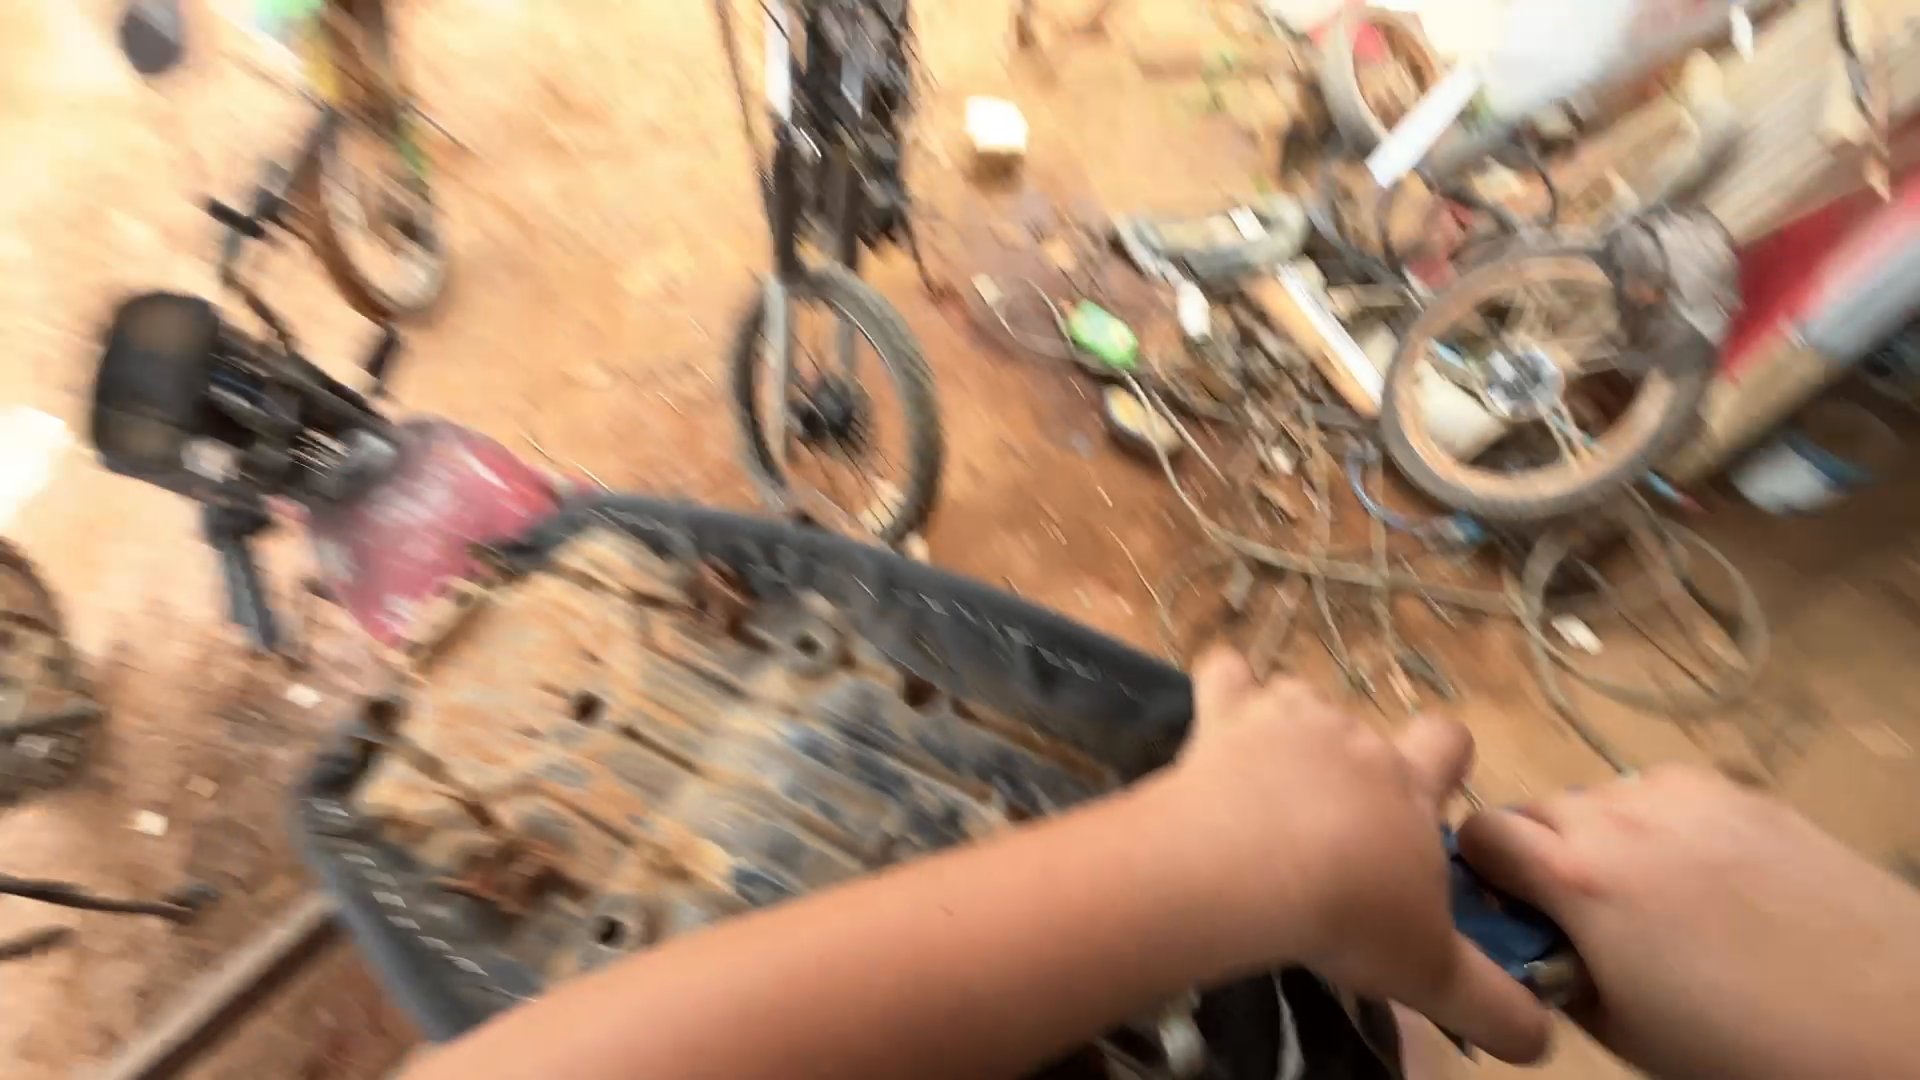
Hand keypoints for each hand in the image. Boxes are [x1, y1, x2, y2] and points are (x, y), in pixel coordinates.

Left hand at [1148, 649, 1549, 1063]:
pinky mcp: (1226, 713)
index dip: (1439, 755)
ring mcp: (1286, 716)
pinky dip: (1223, 680)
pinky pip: (1224, 671)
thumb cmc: (1346, 914)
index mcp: (1406, 786)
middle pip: (1362, 725)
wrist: (1251, 867)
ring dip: (1286, 725)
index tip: (1421, 782)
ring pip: (1297, 696)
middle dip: (1352, 758)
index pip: (1446, 742)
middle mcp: (1351, 738)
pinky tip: (1219, 700)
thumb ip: (1495, 1004)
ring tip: (1266, 773)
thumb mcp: (1432, 974)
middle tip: (1329, 814)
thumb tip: (1544, 1041)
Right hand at [1460, 766, 1919, 1079]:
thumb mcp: (1618, 1025)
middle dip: (1539, 852)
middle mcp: (1608, 816)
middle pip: (1530, 811)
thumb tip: (1517, 928)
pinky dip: (1653, 822)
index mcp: (1572, 874)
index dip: (1484, 867)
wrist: (1914, 1032)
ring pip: (1588, 798)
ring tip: (1656, 889)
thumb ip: (1545, 960)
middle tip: (1587, 906)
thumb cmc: (1750, 1048)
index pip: (1476, 831)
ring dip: (1595, 834)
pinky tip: (1705, 870)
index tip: (1513, 901)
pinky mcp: (1727, 788)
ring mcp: (1671, 794)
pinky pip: (1651, 792)